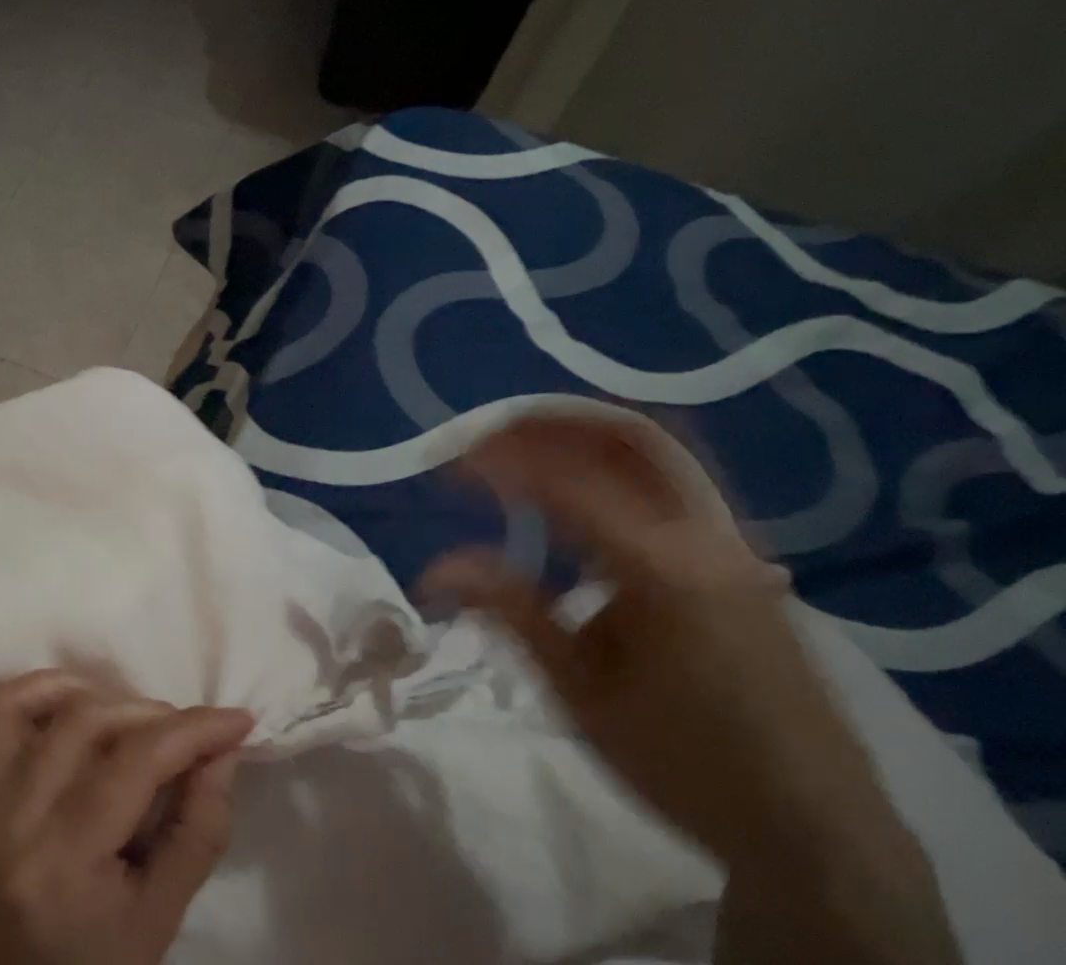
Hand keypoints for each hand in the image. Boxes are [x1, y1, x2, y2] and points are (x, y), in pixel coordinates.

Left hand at [0, 670, 253, 964]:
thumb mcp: (162, 914)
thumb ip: (200, 831)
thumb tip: (223, 749)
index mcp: (65, 859)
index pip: (133, 763)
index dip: (192, 730)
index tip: (236, 720)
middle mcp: (9, 820)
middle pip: (78, 723)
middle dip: (145, 711)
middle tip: (181, 733)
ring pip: (10, 706)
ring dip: (67, 689)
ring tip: (111, 707)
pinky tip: (40, 707)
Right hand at [417, 413, 888, 868]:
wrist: (812, 826)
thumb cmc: (682, 764)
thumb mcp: (580, 694)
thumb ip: (512, 613)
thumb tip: (440, 565)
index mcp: (661, 569)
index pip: (566, 483)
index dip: (500, 461)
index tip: (448, 462)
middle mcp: (707, 538)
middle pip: (624, 441)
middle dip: (549, 427)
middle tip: (488, 440)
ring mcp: (736, 547)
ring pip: (658, 458)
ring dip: (586, 443)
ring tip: (526, 455)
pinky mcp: (746, 565)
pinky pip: (678, 489)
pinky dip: (620, 472)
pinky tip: (587, 500)